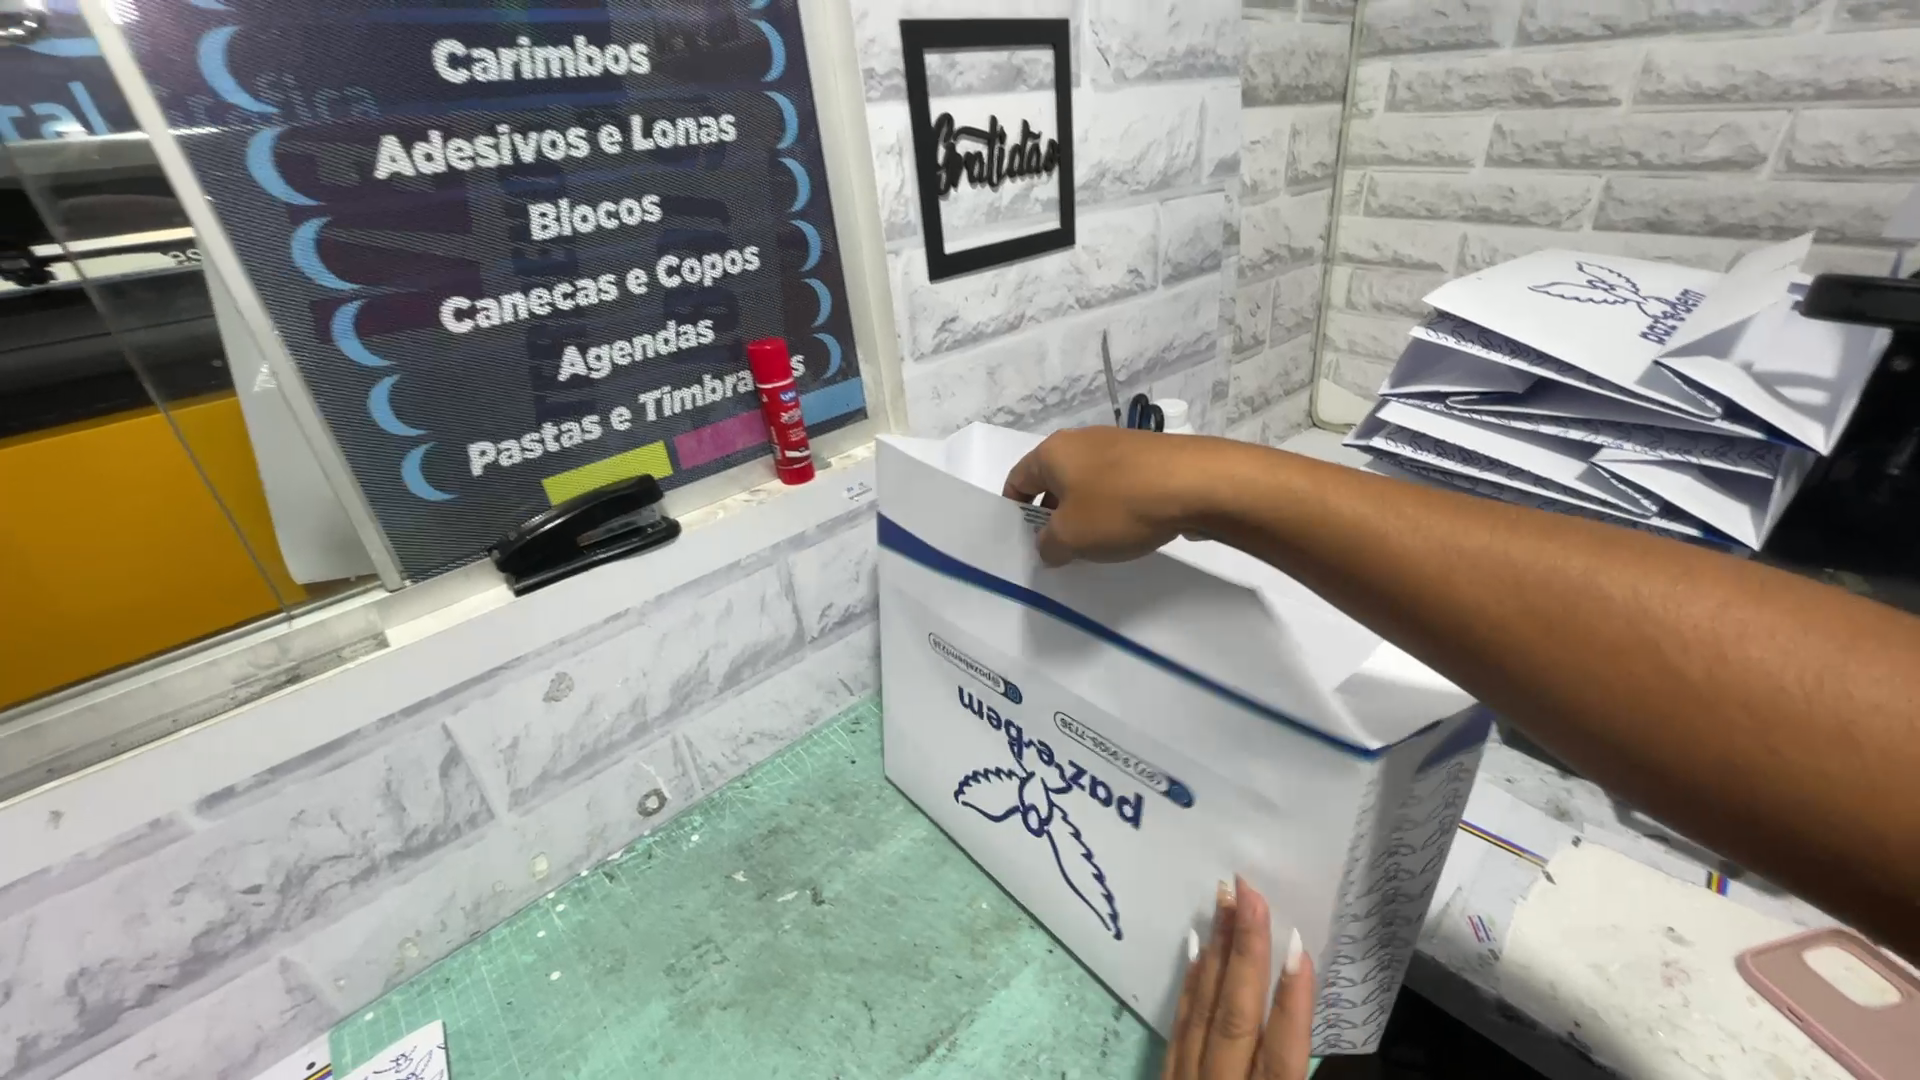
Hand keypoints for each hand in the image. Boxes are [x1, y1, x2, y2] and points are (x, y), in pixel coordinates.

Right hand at [1002, 427, 1224, 565]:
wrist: (1199, 484)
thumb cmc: (1119, 506)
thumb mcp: (1071, 537)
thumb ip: (1048, 545)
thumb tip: (1048, 546)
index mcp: (1052, 452)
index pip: (1017, 480)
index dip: (1013, 512)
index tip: (1021, 541)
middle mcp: (1081, 441)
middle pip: (1053, 482)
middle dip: (1051, 516)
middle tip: (1058, 550)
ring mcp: (1119, 446)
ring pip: (1088, 484)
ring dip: (1085, 514)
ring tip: (1095, 546)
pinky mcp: (1150, 457)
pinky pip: (1119, 486)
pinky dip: (1115, 508)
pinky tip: (1129, 531)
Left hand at [1163, 877, 1314, 1079]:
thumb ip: (1286, 1067)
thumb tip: (1300, 992)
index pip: (1280, 1057)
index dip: (1292, 1004)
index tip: (1297, 944)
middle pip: (1235, 1019)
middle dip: (1245, 953)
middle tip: (1248, 892)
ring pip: (1204, 1013)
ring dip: (1218, 955)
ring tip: (1226, 904)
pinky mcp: (1166, 1077)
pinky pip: (1179, 1025)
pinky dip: (1191, 985)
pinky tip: (1197, 946)